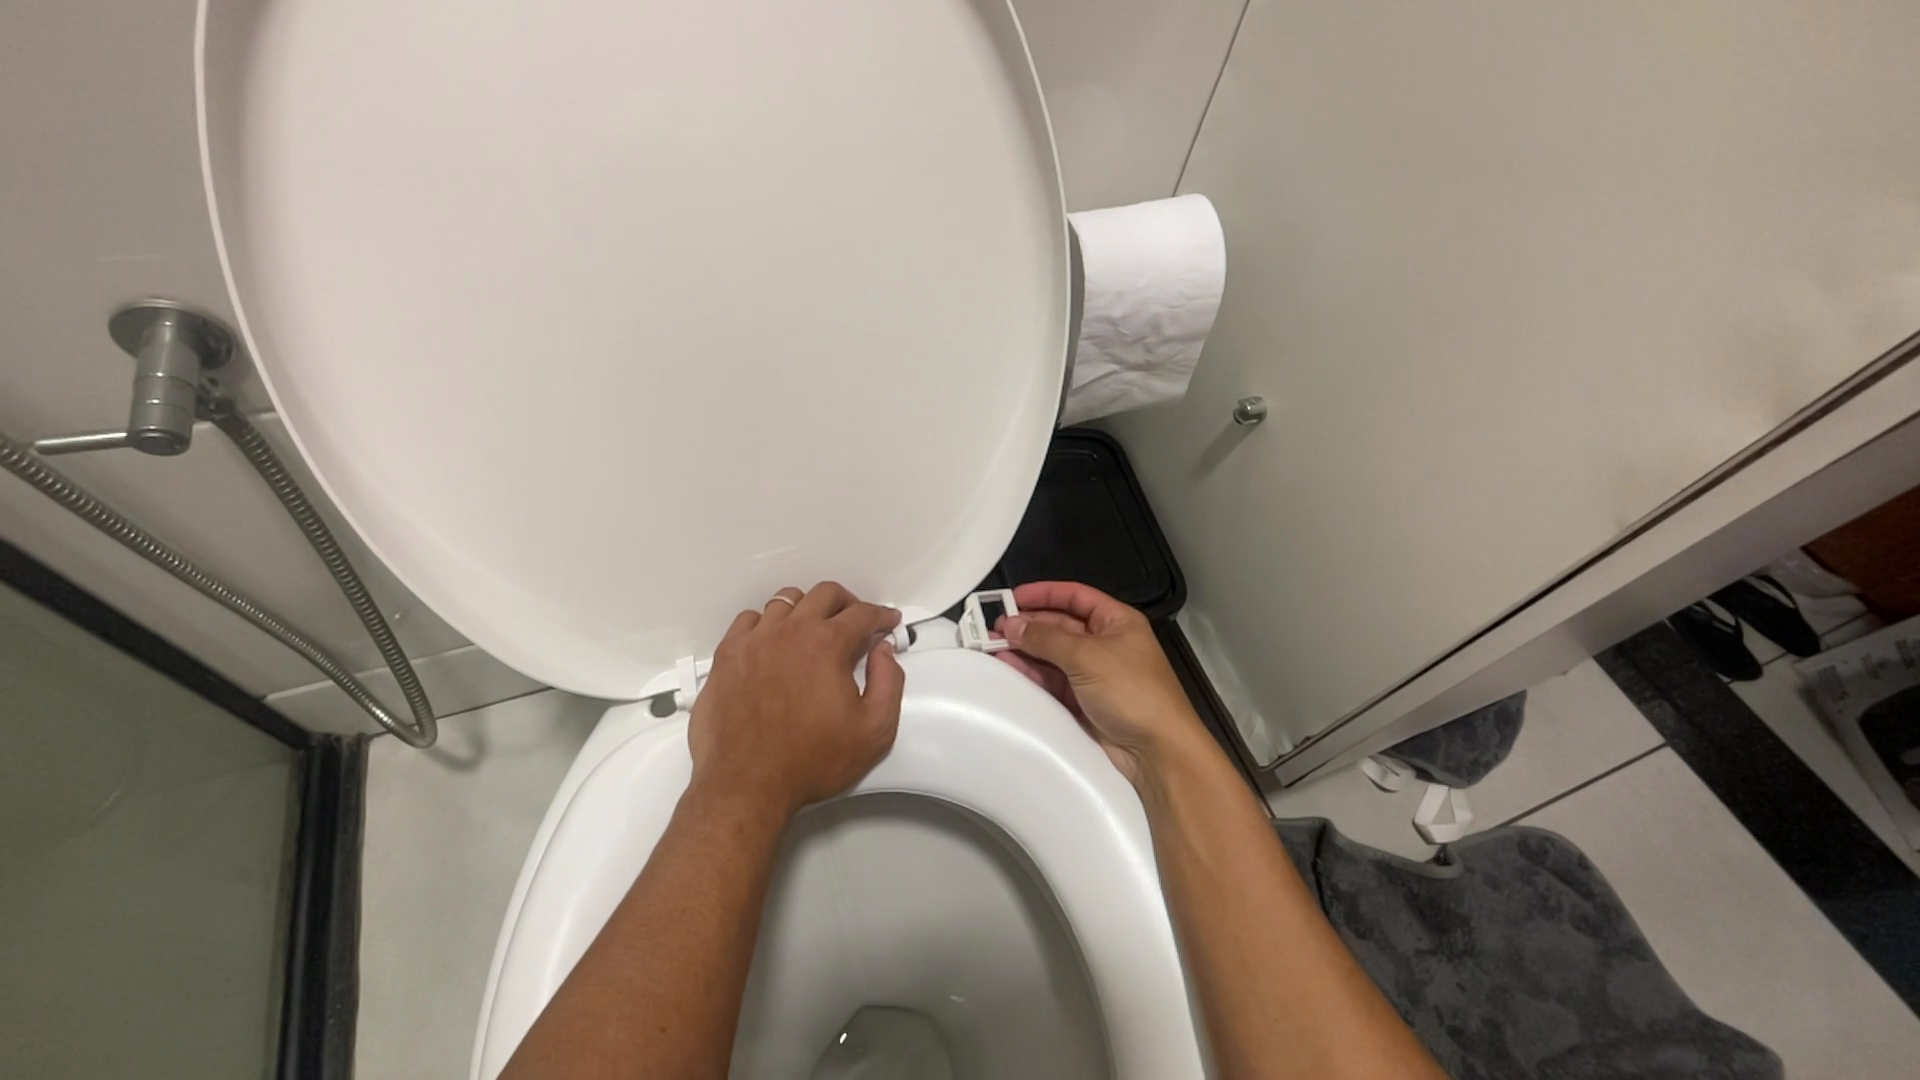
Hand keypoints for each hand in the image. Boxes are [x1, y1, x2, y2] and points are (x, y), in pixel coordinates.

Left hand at [689, 582, 904, 816]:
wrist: (747, 785)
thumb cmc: (808, 762)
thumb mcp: (874, 730)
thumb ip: (889, 682)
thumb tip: (883, 653)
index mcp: (826, 645)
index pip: (863, 614)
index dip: (882, 615)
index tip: (887, 623)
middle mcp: (789, 633)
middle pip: (825, 594)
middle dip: (848, 603)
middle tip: (856, 622)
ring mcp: (754, 641)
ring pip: (786, 601)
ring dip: (808, 609)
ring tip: (815, 629)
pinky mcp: (728, 657)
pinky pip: (749, 620)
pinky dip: (767, 623)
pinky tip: (774, 641)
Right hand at [995, 581, 1209, 784]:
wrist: (1156, 751)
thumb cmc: (1134, 692)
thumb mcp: (1088, 656)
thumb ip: (1046, 638)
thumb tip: (1014, 624)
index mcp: (1117, 622)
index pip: (1076, 597)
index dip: (1045, 593)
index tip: (1014, 596)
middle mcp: (1105, 644)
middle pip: (1060, 626)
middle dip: (1028, 625)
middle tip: (995, 627)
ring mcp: (1093, 674)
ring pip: (1052, 654)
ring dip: (1025, 649)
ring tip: (993, 646)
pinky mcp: (1083, 701)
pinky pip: (1051, 680)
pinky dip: (1030, 673)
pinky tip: (1008, 668)